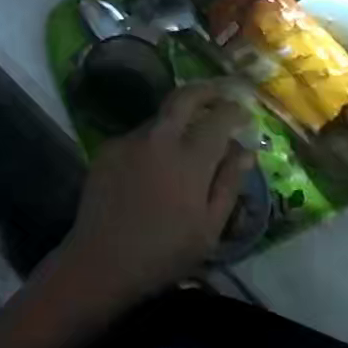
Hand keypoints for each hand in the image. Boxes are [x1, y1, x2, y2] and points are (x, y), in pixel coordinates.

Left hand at [59, 84, 254, 305]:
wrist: (102, 258)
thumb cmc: (165, 252)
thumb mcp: (210, 227)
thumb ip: (229, 183)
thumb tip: (245, 150)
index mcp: (189, 160)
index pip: (218, 119)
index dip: (235, 111)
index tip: (245, 112)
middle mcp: (157, 140)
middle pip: (184, 98)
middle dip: (208, 90)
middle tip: (223, 93)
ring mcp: (128, 141)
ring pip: (159, 118)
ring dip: (178, 120)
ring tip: (191, 138)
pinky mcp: (106, 149)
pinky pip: (138, 137)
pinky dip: (154, 141)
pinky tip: (157, 164)